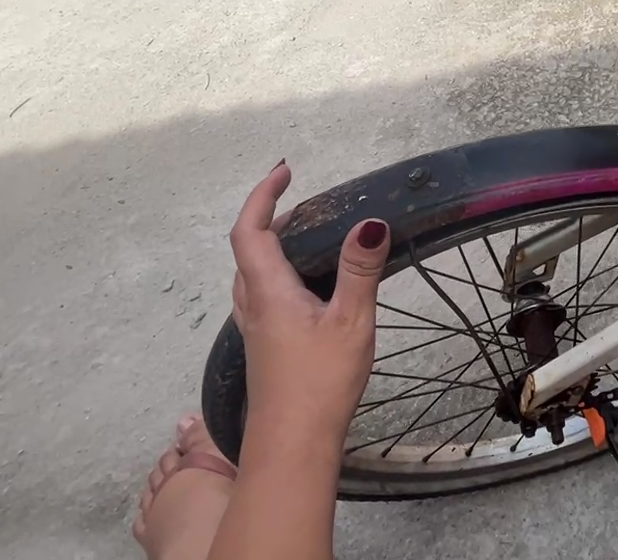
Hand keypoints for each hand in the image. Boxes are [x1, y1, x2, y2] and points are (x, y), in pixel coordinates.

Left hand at [228, 161, 390, 440]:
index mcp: (269, 292)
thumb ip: (360, 269)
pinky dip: (279, 270)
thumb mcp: (351, 320)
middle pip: (247, 250)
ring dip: (271, 243)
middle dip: (269, 216)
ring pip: (252, 274)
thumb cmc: (320, 382)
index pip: (251, 232)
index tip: (285, 171)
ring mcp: (257, 329)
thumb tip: (369, 221)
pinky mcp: (267, 346)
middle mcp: (255, 306)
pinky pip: (263, 293)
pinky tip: (310, 285)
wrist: (293, 447)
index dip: (263, 196)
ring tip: (309, 233)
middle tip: (306, 200)